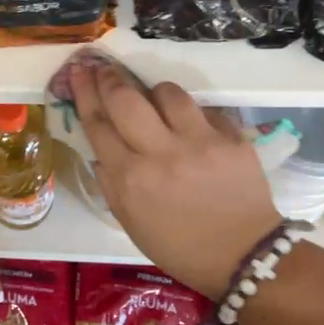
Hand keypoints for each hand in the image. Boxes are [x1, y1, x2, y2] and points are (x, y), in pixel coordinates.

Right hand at [71, 62, 281, 298]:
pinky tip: (191, 128)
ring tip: (154, 101)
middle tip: (103, 67)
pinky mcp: (232, 138)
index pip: (98, 123)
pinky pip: (203, 110)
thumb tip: (99, 147)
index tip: (78, 72)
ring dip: (155, 93)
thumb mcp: (130, 222)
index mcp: (131, 179)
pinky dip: (192, 116)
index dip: (84, 93)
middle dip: (110, 78)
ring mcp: (200, 143)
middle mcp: (161, 154)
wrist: (245, 257)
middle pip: (126, 99)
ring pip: (167, 93)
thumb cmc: (179, 246)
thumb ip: (109, 182)